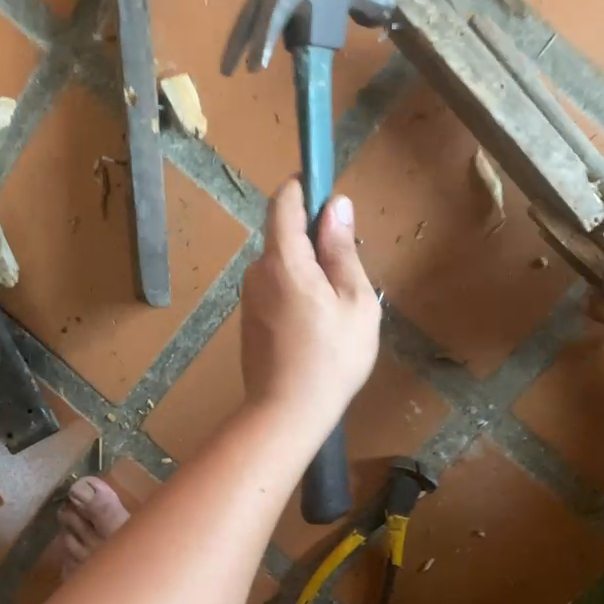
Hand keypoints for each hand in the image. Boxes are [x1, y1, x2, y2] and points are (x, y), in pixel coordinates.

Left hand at [240, 181, 380, 433]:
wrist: (286, 414)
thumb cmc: (331, 359)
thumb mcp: (355, 302)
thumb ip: (343, 250)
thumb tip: (337, 206)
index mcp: (283, 261)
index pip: (284, 203)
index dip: (304, 189)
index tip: (327, 192)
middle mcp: (257, 272)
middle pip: (284, 237)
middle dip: (314, 242)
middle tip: (348, 274)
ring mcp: (248, 299)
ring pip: (281, 268)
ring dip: (307, 274)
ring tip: (335, 310)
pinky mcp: (248, 322)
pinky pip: (275, 292)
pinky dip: (295, 296)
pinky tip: (316, 328)